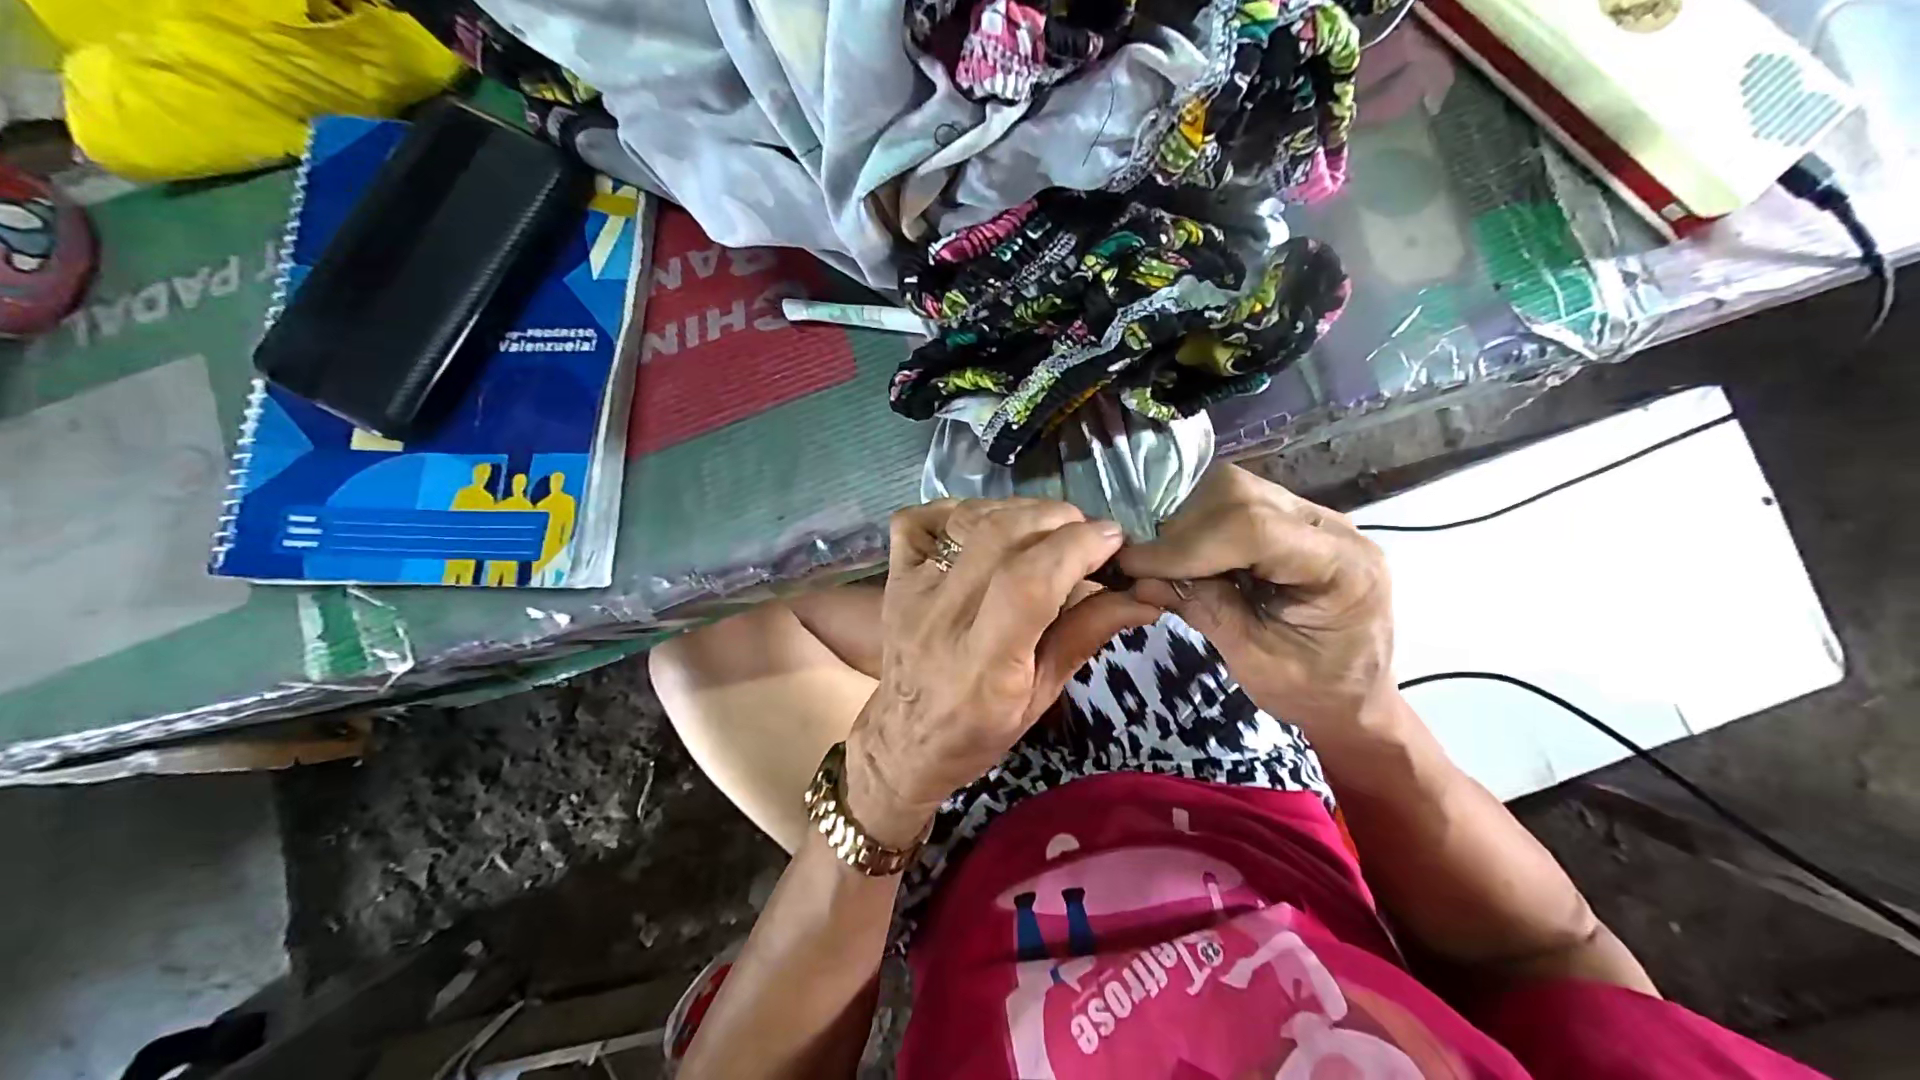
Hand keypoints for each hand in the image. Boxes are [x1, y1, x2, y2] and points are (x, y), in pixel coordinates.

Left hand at [844, 498, 1161, 846]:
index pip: (1029, 582)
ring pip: (967, 521)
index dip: (1076, 548)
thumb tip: (1143, 595)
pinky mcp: (894, 578)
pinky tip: (985, 525)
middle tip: (1085, 531)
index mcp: (984, 663)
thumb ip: (1085, 635)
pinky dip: (955, 508)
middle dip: (1057, 519)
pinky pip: (916, 520)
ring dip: (1018, 510)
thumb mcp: (1041, 697)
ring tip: (1047, 526)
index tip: (1112, 539)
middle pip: (999, 537)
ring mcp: (910, 592)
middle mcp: (942, 618)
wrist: (905, 740)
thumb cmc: (978, 730)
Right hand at [1117, 464, 1395, 735]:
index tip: (1134, 566)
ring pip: (1232, 489)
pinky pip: (1233, 502)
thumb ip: (1205, 610)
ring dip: (1186, 522)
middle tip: (1147, 567)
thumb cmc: (1312, 690)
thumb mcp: (1255, 661)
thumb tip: (1141, 579)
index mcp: (1343, 567)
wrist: (1351, 696)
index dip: (1185, 544)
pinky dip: (1198, 524)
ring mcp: (1312, 517)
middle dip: (1182, 529)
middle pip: (1240, 495)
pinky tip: (1186, 556)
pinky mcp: (1290, 519)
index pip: (1253, 528)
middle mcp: (1332, 527)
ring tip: (1166, 563)